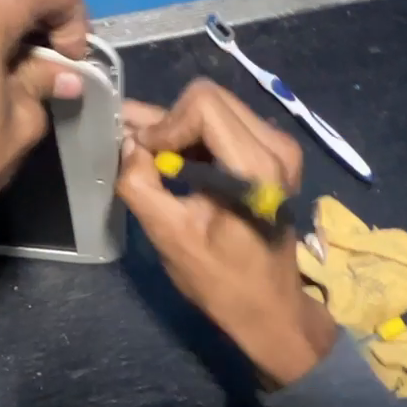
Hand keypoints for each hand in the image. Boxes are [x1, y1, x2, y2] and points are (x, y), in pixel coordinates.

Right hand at [117, 80, 339, 386]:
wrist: (270, 308)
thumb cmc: (222, 280)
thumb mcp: (170, 236)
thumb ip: (141, 185)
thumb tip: (127, 144)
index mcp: (257, 166)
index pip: (202, 105)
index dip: (164, 124)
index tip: (145, 158)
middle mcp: (276, 145)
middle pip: (208, 98)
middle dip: (168, 122)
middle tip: (142, 154)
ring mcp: (279, 146)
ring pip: (215, 106)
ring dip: (179, 129)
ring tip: (152, 158)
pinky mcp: (273, 153)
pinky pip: (226, 122)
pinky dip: (194, 137)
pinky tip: (174, 163)